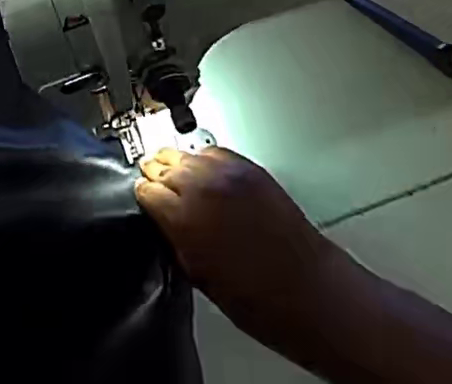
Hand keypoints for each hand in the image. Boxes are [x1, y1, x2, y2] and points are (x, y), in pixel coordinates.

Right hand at [135, 147, 340, 339]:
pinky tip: (207, 175)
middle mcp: (201, 187)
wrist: (309, 291)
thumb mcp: (198, 275)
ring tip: (181, 179)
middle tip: (159, 189)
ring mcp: (226, 173)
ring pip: (184, 152)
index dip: (143, 196)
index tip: (145, 200)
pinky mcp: (248, 167)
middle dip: (157, 177)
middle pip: (161, 163)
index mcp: (182, 216)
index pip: (144, 188)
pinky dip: (205, 161)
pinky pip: (213, 152)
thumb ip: (173, 237)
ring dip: (179, 166)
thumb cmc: (261, 298)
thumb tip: (163, 220)